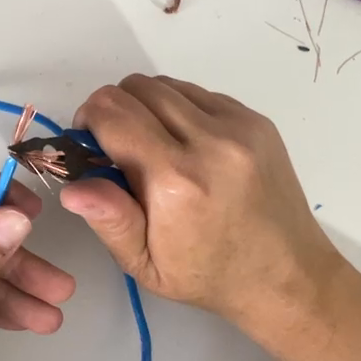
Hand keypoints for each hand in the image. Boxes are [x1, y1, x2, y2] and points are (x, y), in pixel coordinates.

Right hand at [58, 75, 347, 329]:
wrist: (288, 276)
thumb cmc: (207, 275)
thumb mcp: (145, 264)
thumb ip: (109, 219)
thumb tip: (72, 187)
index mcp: (175, 180)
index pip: (112, 112)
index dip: (88, 120)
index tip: (88, 145)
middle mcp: (209, 142)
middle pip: (135, 88)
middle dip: (113, 110)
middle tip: (116, 147)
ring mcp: (238, 126)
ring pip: (165, 84)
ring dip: (145, 106)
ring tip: (153, 147)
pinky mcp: (256, 120)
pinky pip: (197, 93)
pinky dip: (178, 109)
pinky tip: (185, 145)